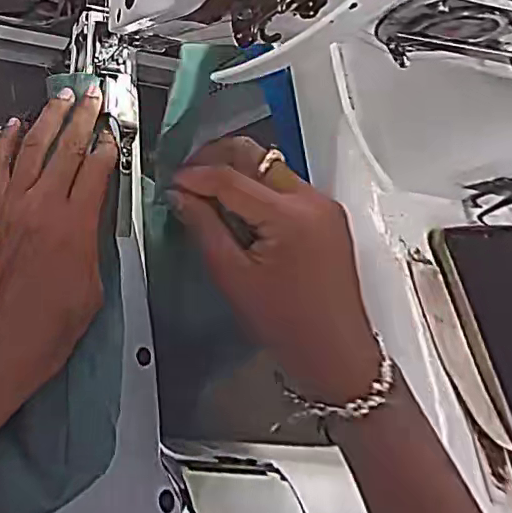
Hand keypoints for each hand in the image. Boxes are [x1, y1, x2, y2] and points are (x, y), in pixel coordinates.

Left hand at [0, 86, 115, 460]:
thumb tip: (96, 214)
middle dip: (84, 117)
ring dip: (50, 117)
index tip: (115, 134)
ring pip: (34, 146)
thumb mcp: (92, 289)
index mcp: (74, 226)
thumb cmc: (46, 329)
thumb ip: (95, 242)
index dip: (108, 147)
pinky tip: (16, 124)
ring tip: (63, 96)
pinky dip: (6, 140)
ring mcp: (11, 204)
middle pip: (68, 147)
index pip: (96, 169)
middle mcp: (42, 206)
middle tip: (95, 96)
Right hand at [171, 138, 381, 404]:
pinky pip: (284, 183)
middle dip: (215, 158)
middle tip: (188, 176)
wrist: (337, 356)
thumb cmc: (288, 326)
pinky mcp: (326, 213)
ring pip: (269, 165)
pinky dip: (256, 185)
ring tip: (207, 192)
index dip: (195, 176)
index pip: (231, 178)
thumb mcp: (233, 277)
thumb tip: (181, 196)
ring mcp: (323, 204)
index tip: (173, 182)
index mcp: (290, 217)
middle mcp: (312, 201)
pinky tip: (236, 206)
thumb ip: (204, 228)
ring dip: (236, 170)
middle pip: (254, 156)